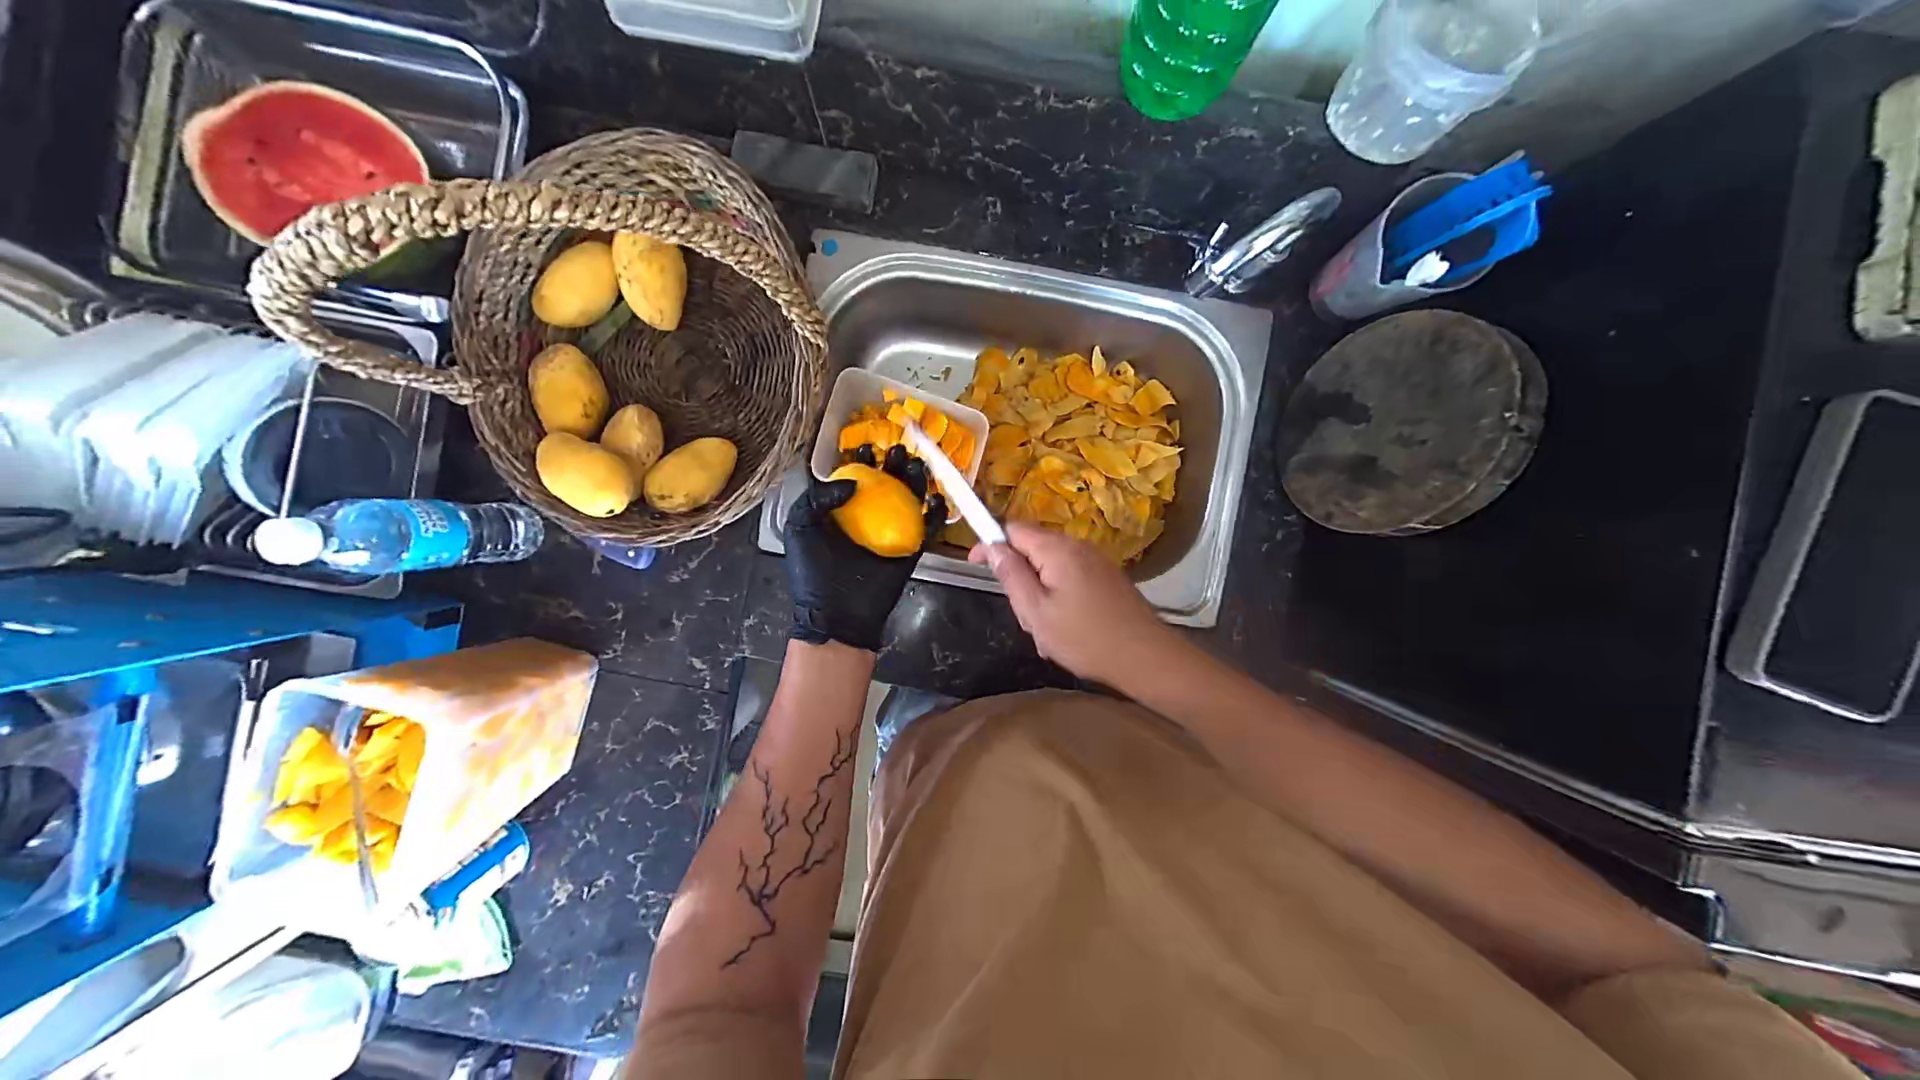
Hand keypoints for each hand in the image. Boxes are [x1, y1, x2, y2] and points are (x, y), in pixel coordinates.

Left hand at [785, 445, 947, 651]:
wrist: (835, 615)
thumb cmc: (812, 572)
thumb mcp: (801, 526)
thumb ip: (818, 497)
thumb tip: (850, 482)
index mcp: (843, 512)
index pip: (858, 478)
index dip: (864, 461)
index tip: (868, 448)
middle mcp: (869, 519)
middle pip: (889, 483)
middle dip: (895, 464)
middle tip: (897, 451)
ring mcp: (892, 535)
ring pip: (911, 500)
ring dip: (917, 481)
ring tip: (916, 466)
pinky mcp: (910, 552)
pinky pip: (927, 529)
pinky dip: (936, 514)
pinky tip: (936, 500)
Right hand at [969, 521, 1179, 687]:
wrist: (1146, 658)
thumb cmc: (1086, 639)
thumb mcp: (1036, 612)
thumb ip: (1011, 576)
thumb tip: (992, 547)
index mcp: (1057, 550)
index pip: (1013, 528)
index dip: (990, 542)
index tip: (974, 564)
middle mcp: (1078, 546)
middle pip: (1032, 546)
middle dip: (1017, 573)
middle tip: (1021, 612)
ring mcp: (1096, 561)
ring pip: (1051, 564)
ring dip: (1038, 589)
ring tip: (1044, 627)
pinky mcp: (1108, 577)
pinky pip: (1070, 576)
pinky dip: (1057, 594)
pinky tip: (1065, 627)